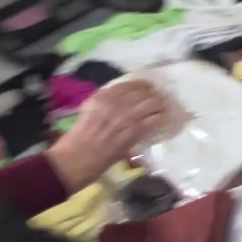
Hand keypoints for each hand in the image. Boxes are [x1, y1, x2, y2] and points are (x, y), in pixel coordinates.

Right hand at [47, 81, 168, 191]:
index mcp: (101, 97)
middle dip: (155, 95)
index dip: (144, 85)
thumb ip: (107, 100)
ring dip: (161, 106)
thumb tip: (128, 95)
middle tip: (159, 98)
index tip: (149, 88)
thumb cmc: (81, 135)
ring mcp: (126, 117)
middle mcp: (115, 104)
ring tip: (163, 108)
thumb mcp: (90, 109)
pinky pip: (155, 120)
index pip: (130, 85)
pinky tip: (163, 119)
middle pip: (145, 93)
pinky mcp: (135, 131)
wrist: (78, 157)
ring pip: (153, 104)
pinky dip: (162, 118)